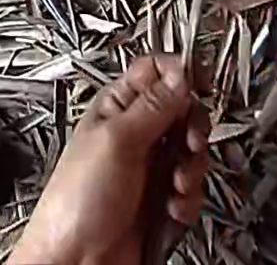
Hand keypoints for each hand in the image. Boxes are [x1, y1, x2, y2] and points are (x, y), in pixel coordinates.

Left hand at [9, 56, 209, 264]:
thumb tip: (181, 73)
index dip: (180, 72)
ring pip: (191, 150)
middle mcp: (137, 132)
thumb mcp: (117, 141)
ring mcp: (150, 168)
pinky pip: (192, 189)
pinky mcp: (163, 201)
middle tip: (189, 138)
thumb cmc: (76, 201)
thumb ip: (153, 106)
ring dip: (191, 166)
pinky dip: (188, 199)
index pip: (156, 71)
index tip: (200, 82)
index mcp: (119, 106)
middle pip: (182, 110)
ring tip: (176, 181)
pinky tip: (172, 207)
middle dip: (192, 125)